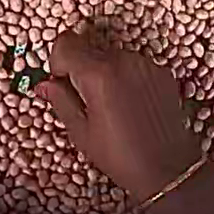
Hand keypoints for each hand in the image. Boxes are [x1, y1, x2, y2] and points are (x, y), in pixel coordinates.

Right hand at [39, 29, 199, 201]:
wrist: (167, 169)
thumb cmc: (121, 156)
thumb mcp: (82, 133)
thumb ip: (61, 101)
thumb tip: (46, 85)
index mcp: (99, 74)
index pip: (65, 43)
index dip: (58, 63)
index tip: (62, 83)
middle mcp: (124, 60)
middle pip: (89, 48)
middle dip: (81, 70)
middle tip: (86, 102)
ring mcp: (146, 65)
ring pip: (112, 56)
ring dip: (105, 74)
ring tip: (112, 108)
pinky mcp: (162, 73)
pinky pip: (134, 66)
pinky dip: (127, 78)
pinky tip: (131, 106)